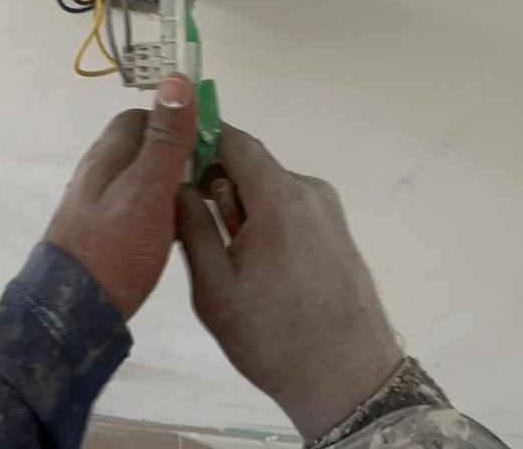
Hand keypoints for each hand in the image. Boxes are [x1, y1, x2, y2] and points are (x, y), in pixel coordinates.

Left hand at [44, 75, 197, 318]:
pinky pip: (131, 206)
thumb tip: (177, 77)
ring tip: (194, 205)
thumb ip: (166, 137)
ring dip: (165, 184)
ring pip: (137, 178)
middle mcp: (97, 171)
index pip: (141, 117)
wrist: (73, 313)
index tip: (204, 145)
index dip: (173, 123)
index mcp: (108, 153)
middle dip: (173, 154)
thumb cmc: (116, 245)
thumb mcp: (150, 187)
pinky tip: (169, 230)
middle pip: (139, 146)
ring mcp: (94, 202)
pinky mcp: (97, 231)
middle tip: (207, 179)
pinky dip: (154, 209)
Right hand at [177, 124, 402, 441]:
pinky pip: (290, 205)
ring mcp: (328, 209)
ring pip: (269, 187)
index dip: (201, 137)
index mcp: (279, 198)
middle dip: (218, 181)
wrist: (350, 384)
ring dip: (242, 203)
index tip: (172, 152)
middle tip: (194, 218)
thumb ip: (192, 226)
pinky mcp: (336, 229)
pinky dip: (266, 217)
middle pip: (251, 164)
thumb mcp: (215, 288)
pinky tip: (259, 263)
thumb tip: (175, 184)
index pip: (235, 140)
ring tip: (229, 253)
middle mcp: (308, 191)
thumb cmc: (274, 337)